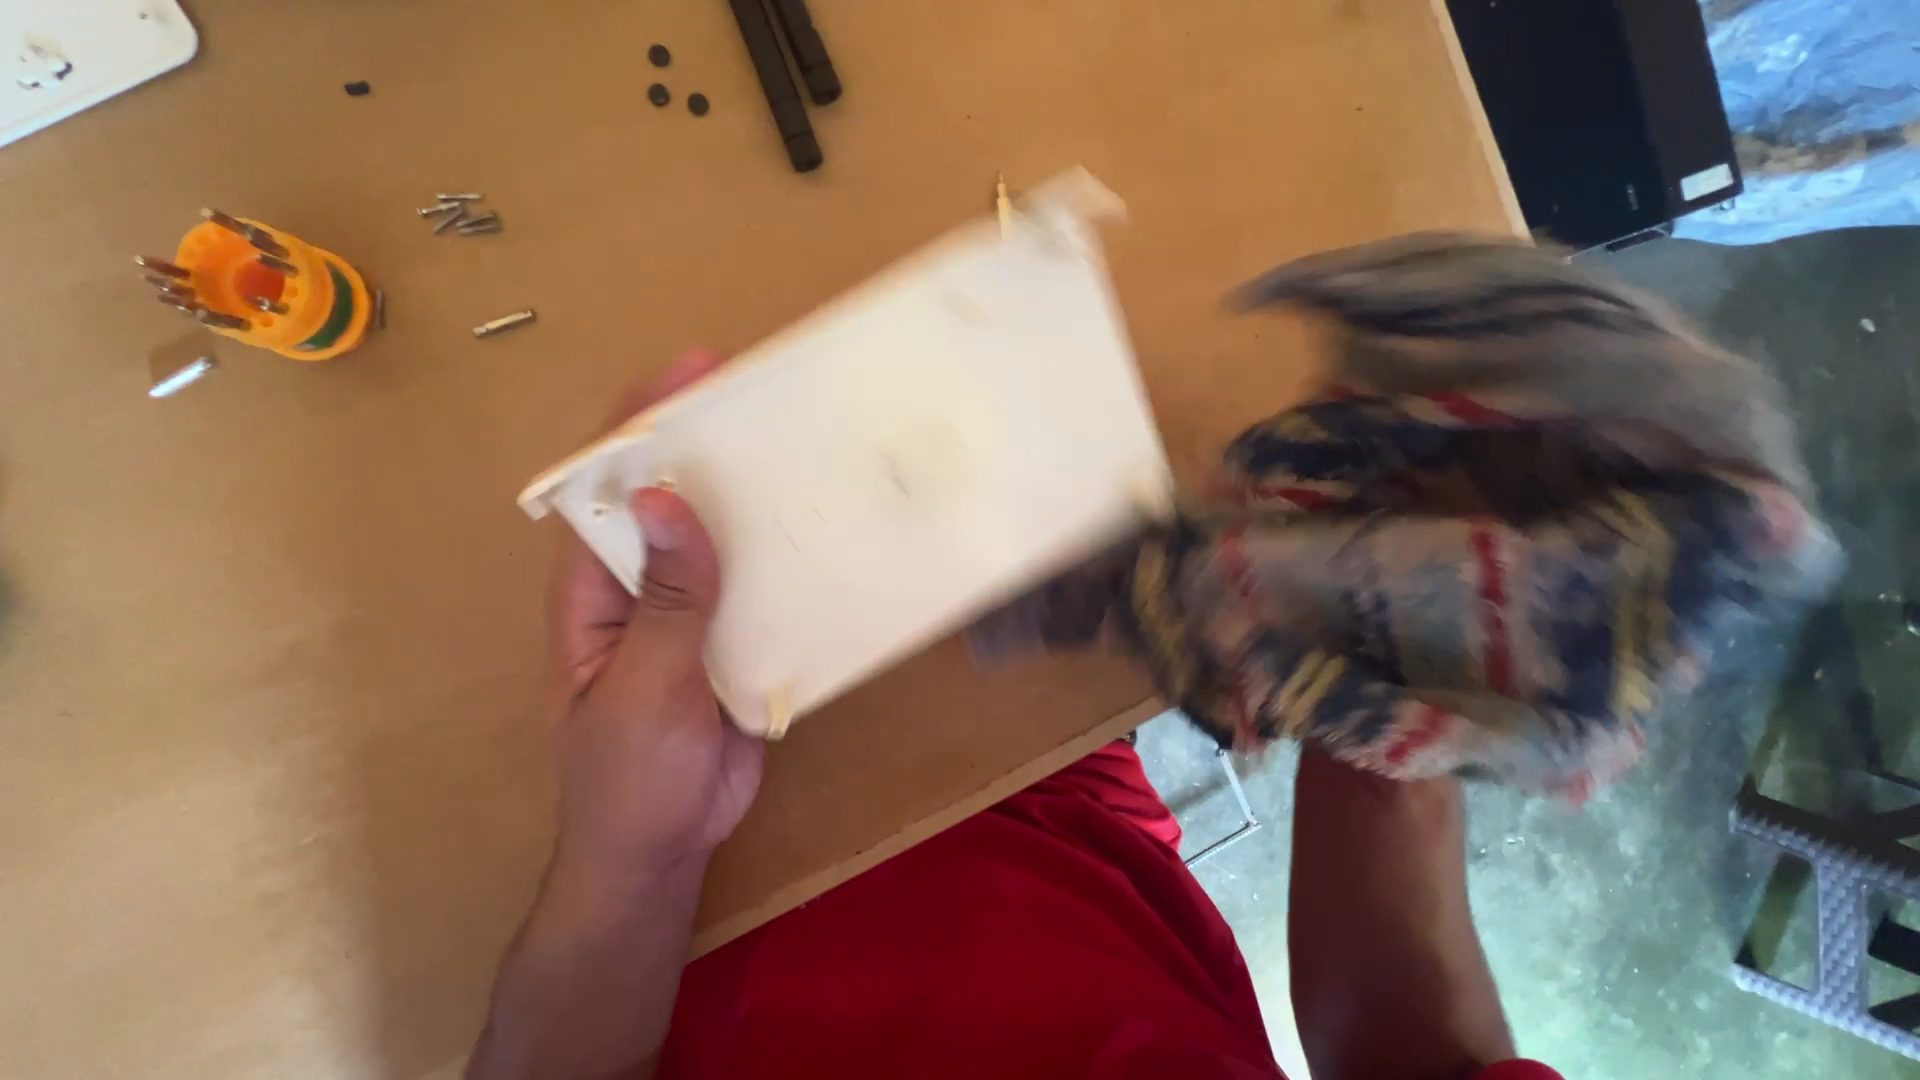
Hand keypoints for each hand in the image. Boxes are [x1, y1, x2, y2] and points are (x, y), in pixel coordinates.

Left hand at [545, 352, 764, 884]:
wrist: (664, 848)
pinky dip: (789, 554)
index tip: (696, 371)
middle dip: (714, 445)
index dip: (644, 423)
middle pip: (674, 497)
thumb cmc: (628, 777)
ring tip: (814, 450)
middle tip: (776, 397)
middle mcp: (643, 584)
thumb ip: (664, 600)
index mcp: (595, 588)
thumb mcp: (643, 688)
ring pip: (723, 536)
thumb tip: (671, 499)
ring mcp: (692, 610)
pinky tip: (831, 531)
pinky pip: (761, 582)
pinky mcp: (736, 636)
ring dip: (759, 496)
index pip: (609, 487)